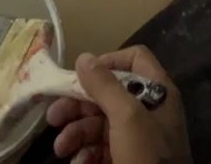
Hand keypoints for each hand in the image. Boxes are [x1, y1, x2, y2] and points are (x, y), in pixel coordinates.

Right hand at [44, 47, 190, 163]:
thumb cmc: (147, 156)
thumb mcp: (127, 117)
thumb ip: (105, 85)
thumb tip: (84, 57)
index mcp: (157, 92)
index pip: (135, 60)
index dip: (109, 62)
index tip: (83, 75)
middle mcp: (147, 111)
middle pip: (109, 94)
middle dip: (79, 105)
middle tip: (53, 116)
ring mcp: (137, 138)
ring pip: (100, 124)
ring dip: (76, 133)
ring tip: (61, 148)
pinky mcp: (126, 161)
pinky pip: (101, 149)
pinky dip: (86, 154)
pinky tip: (77, 163)